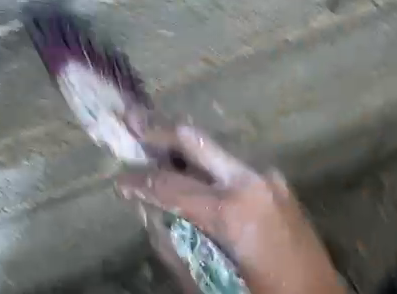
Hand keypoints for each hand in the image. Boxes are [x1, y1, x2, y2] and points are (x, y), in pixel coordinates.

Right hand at [117, 126, 347, 293]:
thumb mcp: (214, 286)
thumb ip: (178, 250)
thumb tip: (152, 219)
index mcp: (233, 210)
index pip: (172, 187)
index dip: (141, 184)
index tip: (118, 182)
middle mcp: (250, 182)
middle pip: (195, 142)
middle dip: (160, 132)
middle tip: (130, 119)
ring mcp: (268, 180)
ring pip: (215, 151)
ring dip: (184, 148)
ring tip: (154, 142)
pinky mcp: (278, 187)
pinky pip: (233, 169)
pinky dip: (207, 166)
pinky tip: (192, 172)